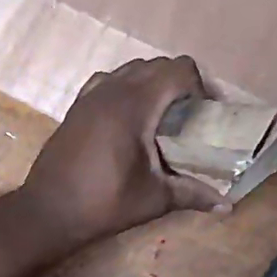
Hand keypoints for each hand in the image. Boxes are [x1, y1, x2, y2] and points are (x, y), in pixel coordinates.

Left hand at [19, 56, 229, 245]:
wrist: (48, 211)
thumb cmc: (104, 203)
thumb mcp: (154, 199)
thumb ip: (193, 194)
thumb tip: (228, 207)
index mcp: (134, 105)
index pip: (178, 70)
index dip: (199, 86)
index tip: (204, 114)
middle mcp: (112, 89)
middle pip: (158, 65)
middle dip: (179, 84)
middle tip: (189, 118)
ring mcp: (91, 95)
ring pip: (132, 69)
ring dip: (152, 84)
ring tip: (161, 118)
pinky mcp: (77, 105)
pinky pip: (109, 80)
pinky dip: (126, 89)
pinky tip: (130, 120)